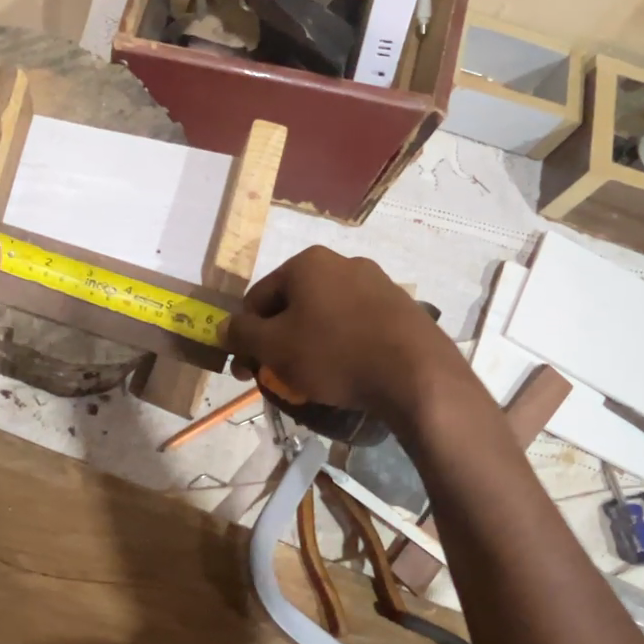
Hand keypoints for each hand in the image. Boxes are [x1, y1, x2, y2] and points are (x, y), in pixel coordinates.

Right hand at [224, 246, 466, 418]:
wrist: (417, 376)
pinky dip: (342, 346)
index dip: (246, 336)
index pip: (258, 298)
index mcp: (307, 263)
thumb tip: (225, 327)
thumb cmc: (334, 354)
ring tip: (312, 380)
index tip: (247, 369)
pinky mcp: (401, 309)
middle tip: (277, 376)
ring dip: (309, 344)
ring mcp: (377, 284)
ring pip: (325, 317)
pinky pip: (356, 326)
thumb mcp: (273, 347)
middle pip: (292, 305)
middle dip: (279, 341)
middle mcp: (343, 263)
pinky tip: (346, 374)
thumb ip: (241, 334)